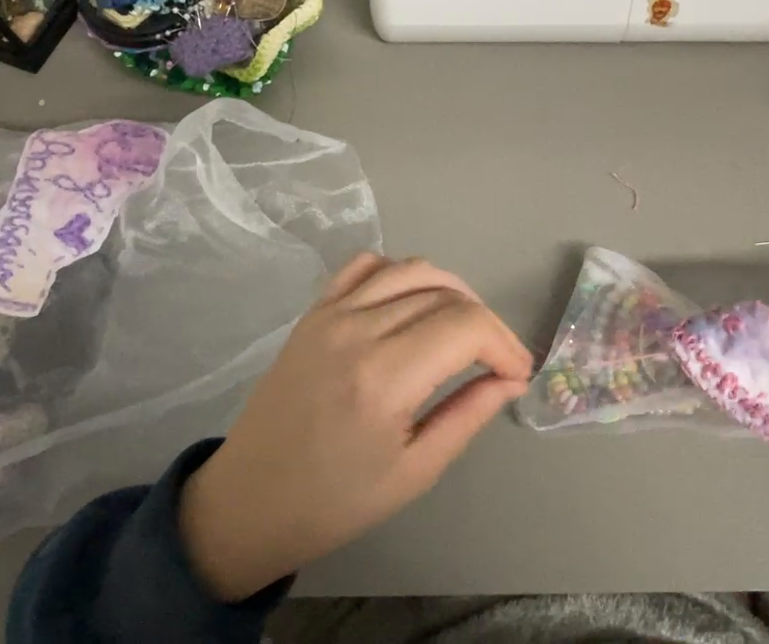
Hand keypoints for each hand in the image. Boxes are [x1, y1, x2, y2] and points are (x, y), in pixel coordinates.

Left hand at [179, 253, 532, 600]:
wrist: (251, 499)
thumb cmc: (335, 502)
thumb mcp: (415, 471)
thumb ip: (468, 415)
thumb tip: (511, 379)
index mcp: (383, 378)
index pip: (466, 326)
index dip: (504, 343)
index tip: (517, 373)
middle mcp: (356, 330)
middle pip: (444, 294)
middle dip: (485, 324)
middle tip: (497, 362)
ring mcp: (330, 314)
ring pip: (410, 270)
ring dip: (451, 290)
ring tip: (464, 330)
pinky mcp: (313, 312)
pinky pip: (364, 266)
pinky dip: (400, 273)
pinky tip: (412, 303)